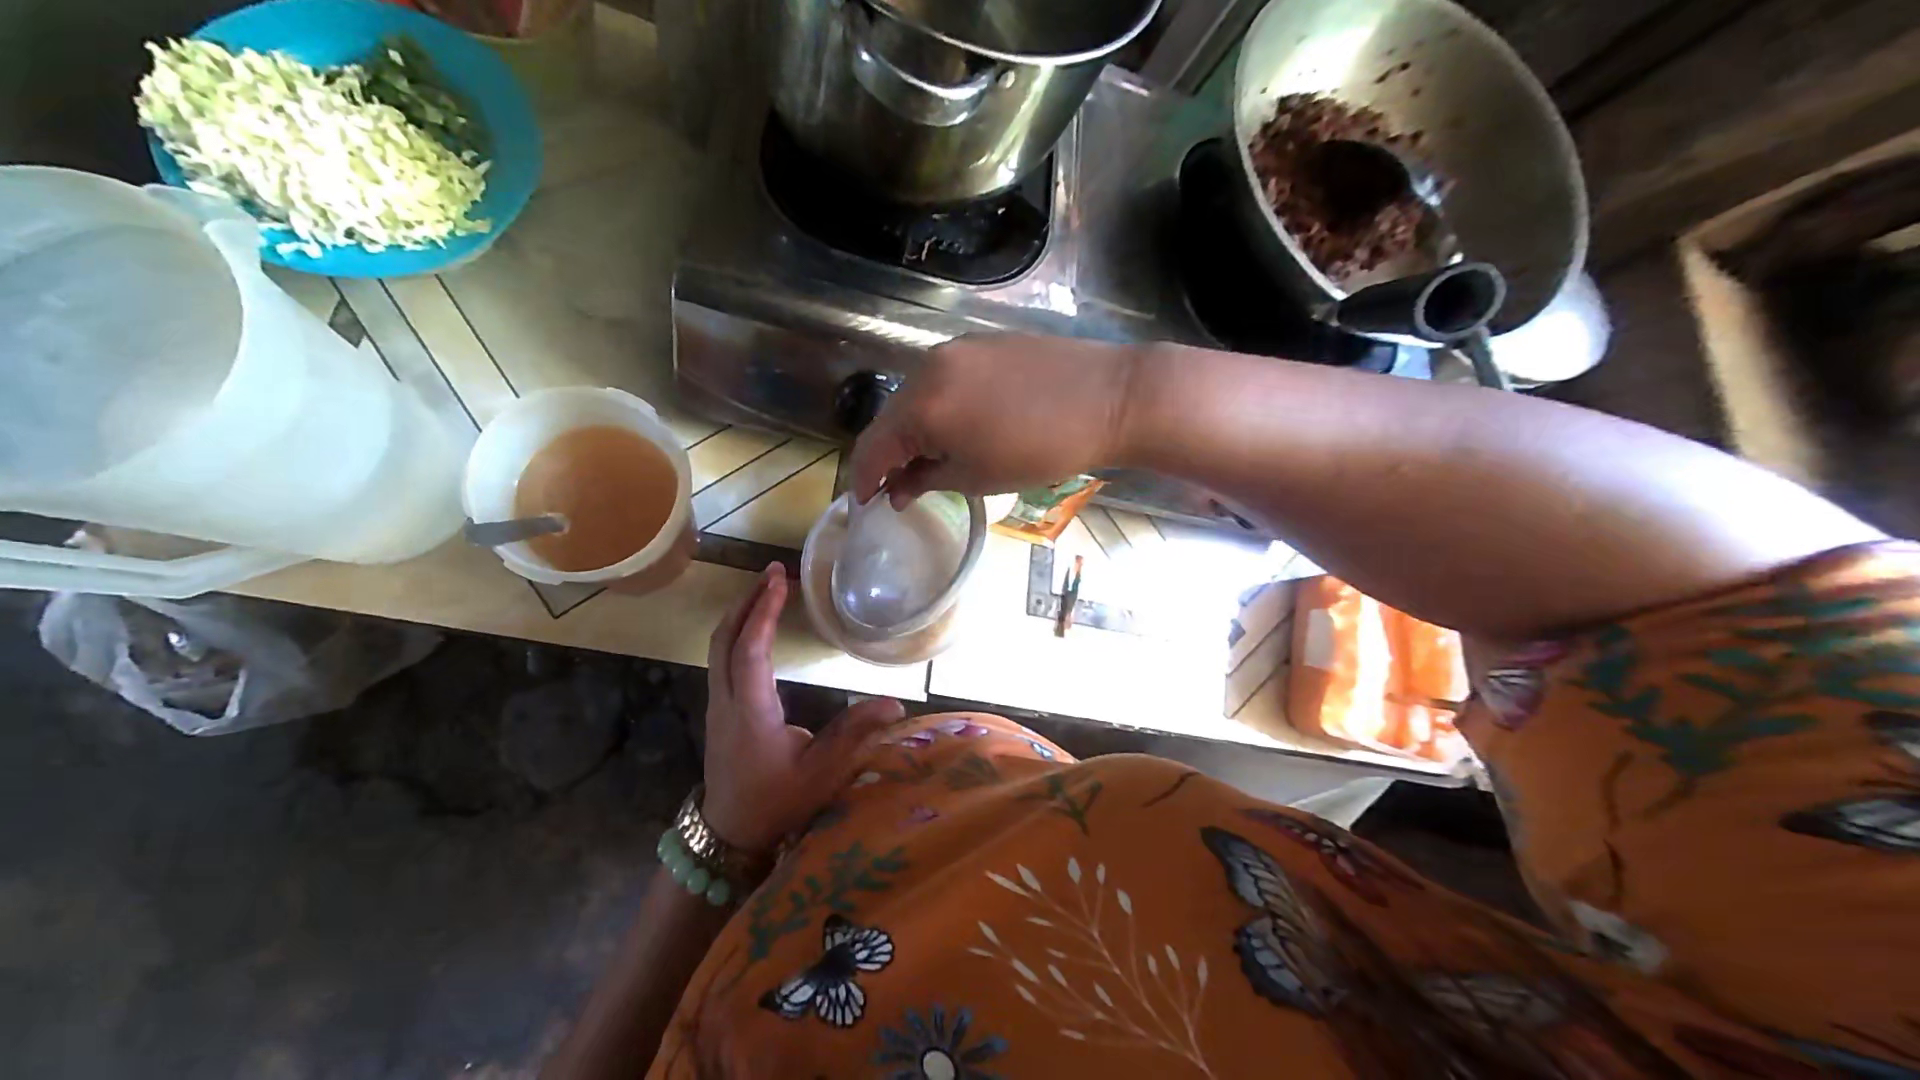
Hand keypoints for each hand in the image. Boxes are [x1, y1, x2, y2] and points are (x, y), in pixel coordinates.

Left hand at [701, 564, 905, 852]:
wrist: (729, 834)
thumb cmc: (776, 803)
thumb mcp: (822, 773)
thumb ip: (856, 735)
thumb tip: (896, 704)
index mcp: (750, 710)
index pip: (750, 649)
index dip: (764, 610)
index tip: (780, 578)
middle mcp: (726, 700)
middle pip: (724, 637)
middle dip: (748, 600)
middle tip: (774, 572)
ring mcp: (717, 704)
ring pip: (718, 646)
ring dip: (741, 613)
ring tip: (767, 589)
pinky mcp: (720, 710)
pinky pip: (721, 658)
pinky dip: (738, 631)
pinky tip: (758, 628)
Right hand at [848, 334, 1143, 506]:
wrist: (1109, 398)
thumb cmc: (1042, 450)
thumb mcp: (977, 477)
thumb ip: (925, 481)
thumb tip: (895, 491)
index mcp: (922, 406)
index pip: (873, 447)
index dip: (864, 480)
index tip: (865, 504)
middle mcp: (928, 367)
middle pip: (890, 418)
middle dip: (888, 455)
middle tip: (896, 487)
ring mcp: (955, 349)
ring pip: (916, 396)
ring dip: (913, 430)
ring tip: (927, 460)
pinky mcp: (981, 342)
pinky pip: (943, 379)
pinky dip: (938, 406)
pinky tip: (955, 426)